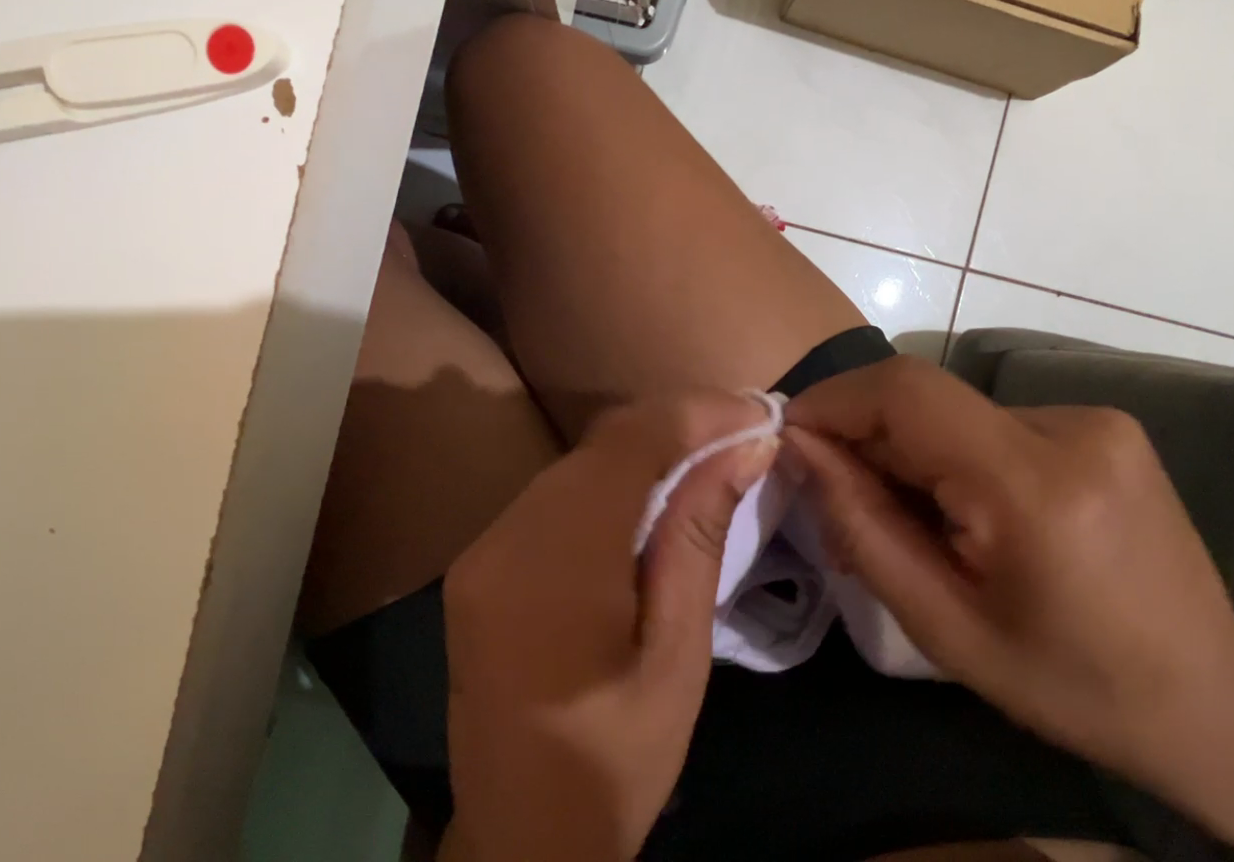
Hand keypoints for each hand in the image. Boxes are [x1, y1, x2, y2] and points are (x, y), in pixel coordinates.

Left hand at [439, 392, 777, 861]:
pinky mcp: (477, 566)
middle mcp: (502, 541)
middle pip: (596, 447)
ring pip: (573, 467)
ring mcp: (480, 552)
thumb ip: (698, 538)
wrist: (521, 834)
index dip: (694, 413)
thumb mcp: (678, 656)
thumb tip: (743, 448)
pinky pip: (550, 500)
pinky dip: (605, 486)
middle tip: (742, 435)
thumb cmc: (616, 760)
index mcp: (552, 568)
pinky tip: (648, 502)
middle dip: (674, 427)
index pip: (627, 444)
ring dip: (641, 453)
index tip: (756, 413)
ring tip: (707, 461)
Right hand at [782, 358, 1233, 837]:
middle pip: (927, 401)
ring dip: (909, 456)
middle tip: (836, 508)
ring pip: (955, 415)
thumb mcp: (942, 625)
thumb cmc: (1068, 683)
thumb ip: (862, 526)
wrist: (1212, 700)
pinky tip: (961, 516)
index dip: (834, 400)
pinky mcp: (1103, 426)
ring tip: (906, 528)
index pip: (906, 394)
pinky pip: (992, 426)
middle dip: (865, 442)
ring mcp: (1097, 420)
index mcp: (1035, 485)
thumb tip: (801, 447)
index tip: (787, 438)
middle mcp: (1072, 427)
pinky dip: (953, 459)